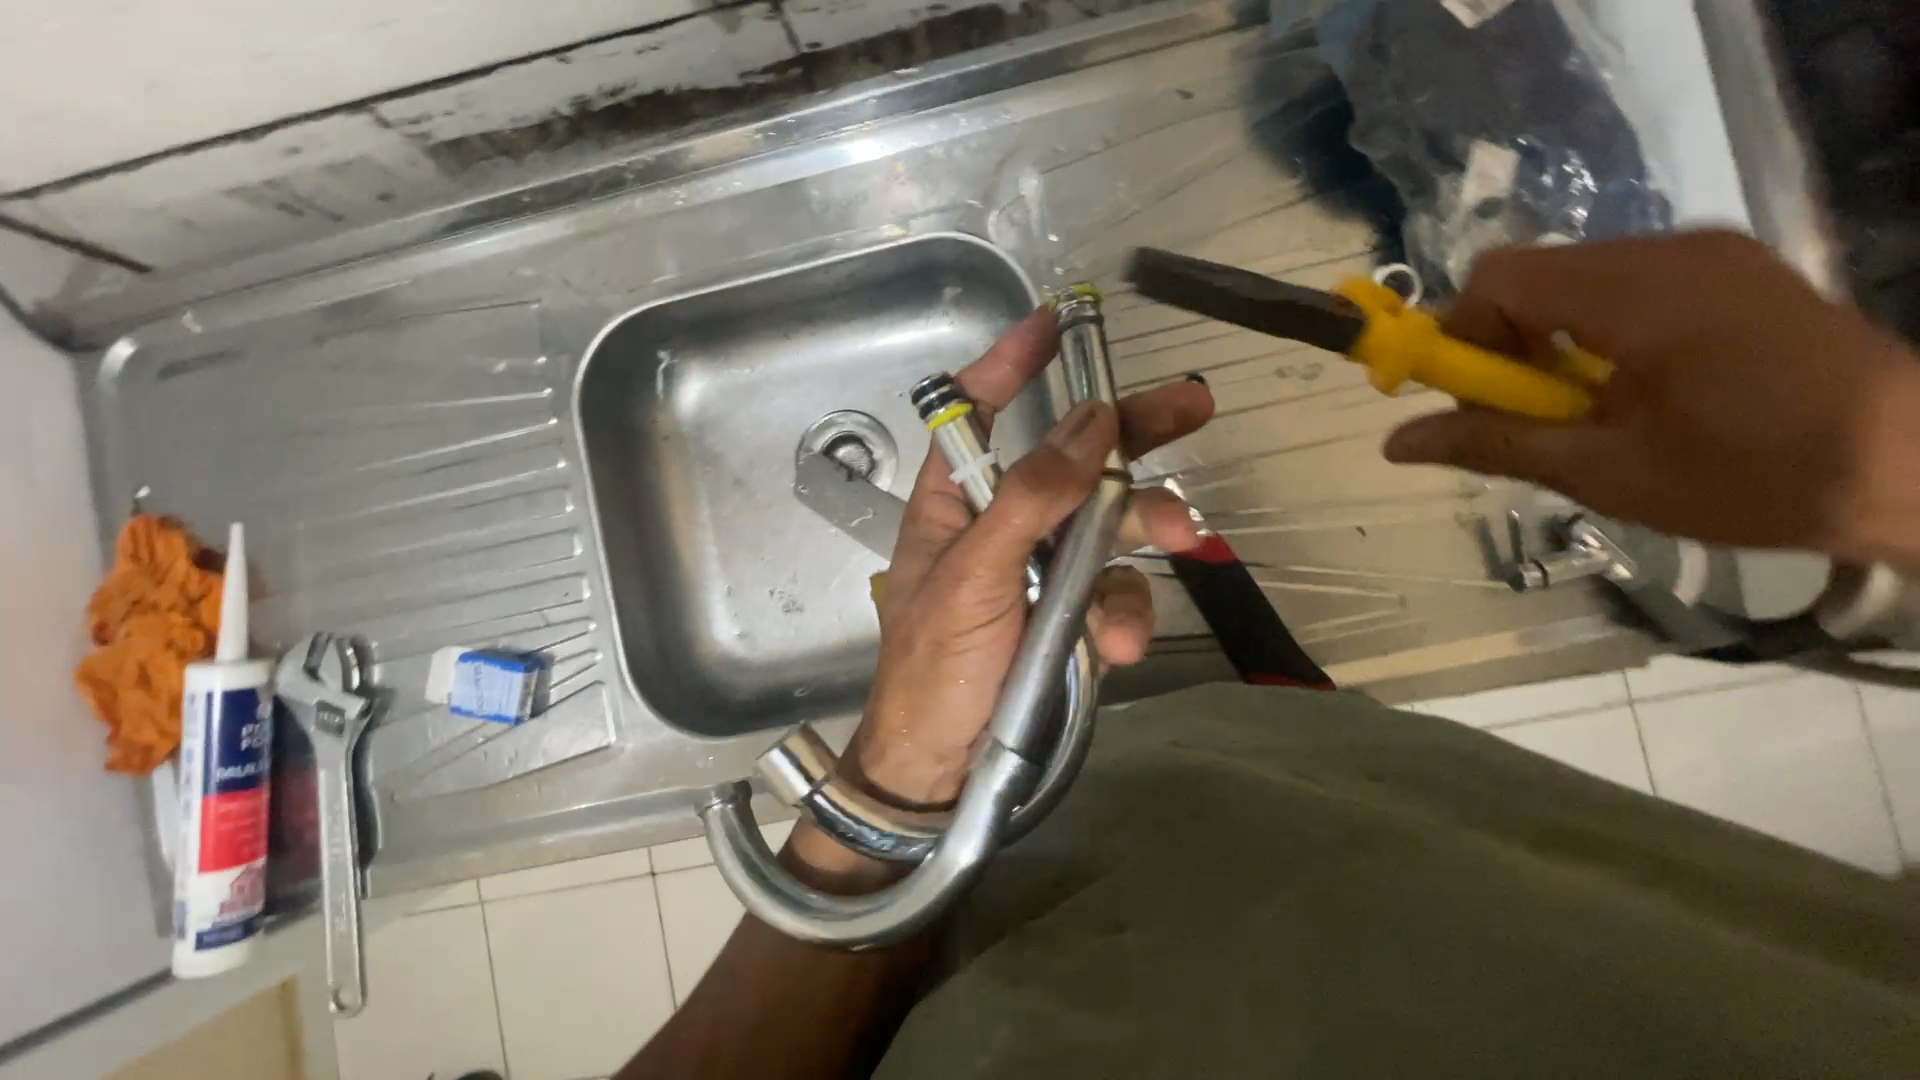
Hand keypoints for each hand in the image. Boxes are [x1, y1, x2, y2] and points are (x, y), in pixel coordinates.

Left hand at [785, 308, 1213, 886]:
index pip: (976, 415)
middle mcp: (1003, 524)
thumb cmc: (935, 667)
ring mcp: (1043, 570)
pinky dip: (1127, 614)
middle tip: (1194, 402)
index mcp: (954, 503)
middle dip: (1131, 433)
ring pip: (1110, 525)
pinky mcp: (1072, 616)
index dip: (1010, 364)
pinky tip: (1116, 648)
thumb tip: (1092, 421)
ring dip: (1147, 529)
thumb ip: (1031, 499)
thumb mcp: (974, 577)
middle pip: (1072, 459)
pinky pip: (1117, 594)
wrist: (945, 768)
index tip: (1054, 323)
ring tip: (1182, 539)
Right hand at [1381, 230, 1919, 564]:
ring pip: (1570, 280)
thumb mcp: (1605, 472)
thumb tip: (1394, 443)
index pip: (1500, 277)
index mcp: (1643, 293)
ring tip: (1579, 408)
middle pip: (1530, 275)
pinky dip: (1590, 332)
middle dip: (1501, 343)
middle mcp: (1672, 250)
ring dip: (1544, 341)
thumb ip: (1492, 443)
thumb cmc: (1755, 478)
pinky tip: (1625, 386)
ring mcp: (1707, 253)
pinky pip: (1619, 284)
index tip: (1471, 398)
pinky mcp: (1728, 269)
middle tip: (1525, 414)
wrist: (1918, 467)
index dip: (1461, 334)